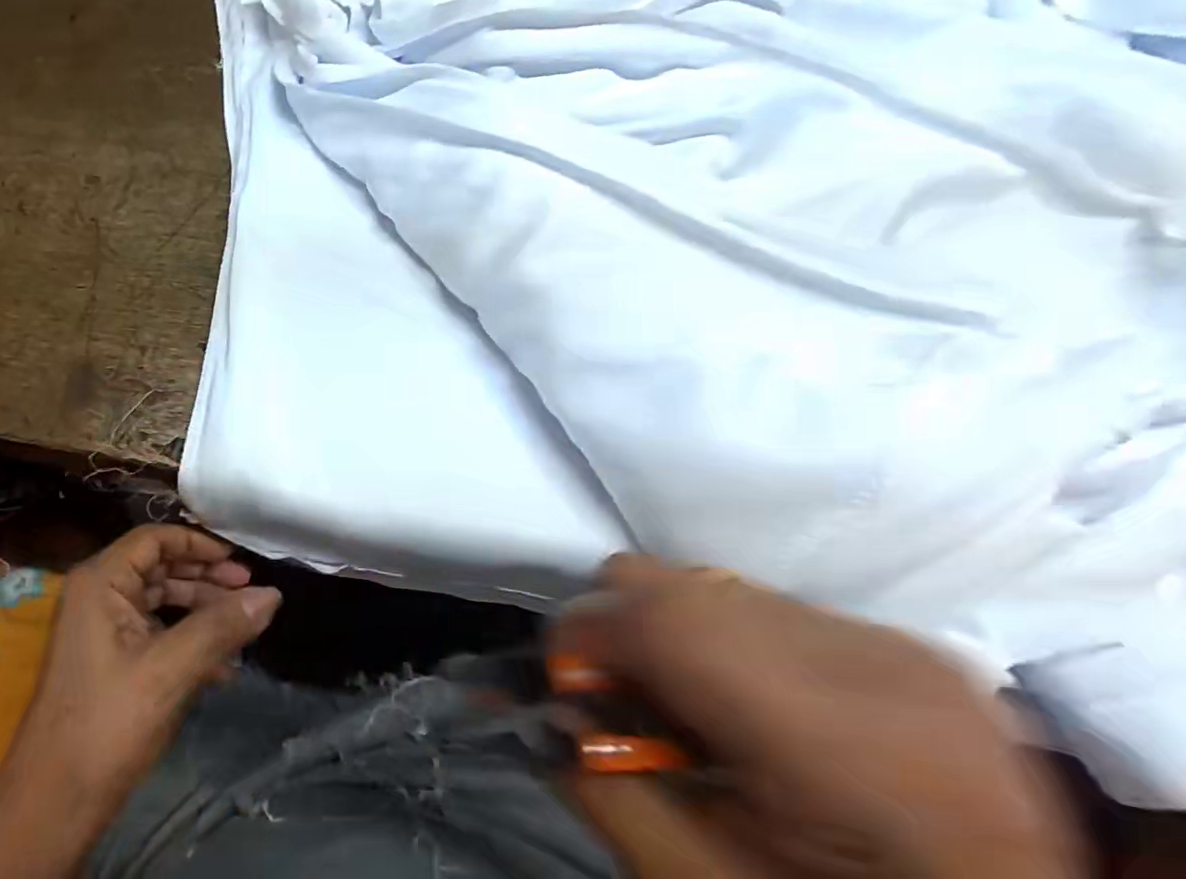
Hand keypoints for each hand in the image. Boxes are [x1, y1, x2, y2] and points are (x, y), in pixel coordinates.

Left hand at [0, 525, 281, 878]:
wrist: (55, 799)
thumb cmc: (109, 721)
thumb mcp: (171, 668)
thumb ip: (221, 626)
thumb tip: (272, 595)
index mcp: (101, 581)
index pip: (154, 538)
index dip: (198, 543)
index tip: (240, 560)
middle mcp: (98, 595)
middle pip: (160, 567)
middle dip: (206, 577)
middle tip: (250, 590)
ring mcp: (102, 628)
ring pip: (161, 602)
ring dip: (202, 611)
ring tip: (245, 627)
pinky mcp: (110, 660)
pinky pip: (156, 633)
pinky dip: (188, 641)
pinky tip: (224, 667)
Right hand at [559, 556, 1084, 878]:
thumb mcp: (694, 876)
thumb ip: (593, 778)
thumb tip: (516, 697)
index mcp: (835, 741)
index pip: (658, 618)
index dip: (582, 638)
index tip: (565, 687)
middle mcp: (875, 662)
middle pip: (677, 582)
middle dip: (620, 631)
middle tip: (627, 705)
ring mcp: (905, 646)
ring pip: (713, 583)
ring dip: (671, 633)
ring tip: (696, 712)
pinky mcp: (915, 645)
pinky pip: (767, 603)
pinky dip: (728, 640)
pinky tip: (755, 710)